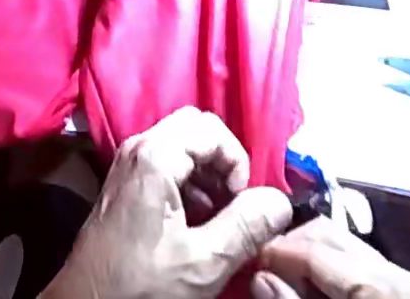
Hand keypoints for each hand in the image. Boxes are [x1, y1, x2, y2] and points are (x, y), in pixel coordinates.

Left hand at [41, 107, 294, 298]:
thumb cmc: (142, 282)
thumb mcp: (202, 263)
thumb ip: (244, 227)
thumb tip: (281, 200)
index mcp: (154, 155)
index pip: (210, 129)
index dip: (237, 161)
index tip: (244, 204)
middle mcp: (139, 145)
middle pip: (195, 128)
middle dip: (224, 162)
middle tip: (235, 206)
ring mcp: (130, 159)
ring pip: (182, 143)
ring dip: (209, 174)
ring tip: (221, 221)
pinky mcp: (128, 177)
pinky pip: (167, 160)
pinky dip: (190, 182)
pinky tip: (197, 223)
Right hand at [252, 216, 409, 298]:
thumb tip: (261, 277)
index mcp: (387, 291)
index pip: (316, 249)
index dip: (274, 252)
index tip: (244, 261)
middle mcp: (404, 278)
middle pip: (330, 236)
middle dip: (291, 247)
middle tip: (261, 270)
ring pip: (345, 247)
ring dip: (310, 258)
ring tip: (286, 282)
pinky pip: (362, 268)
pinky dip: (332, 273)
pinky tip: (315, 293)